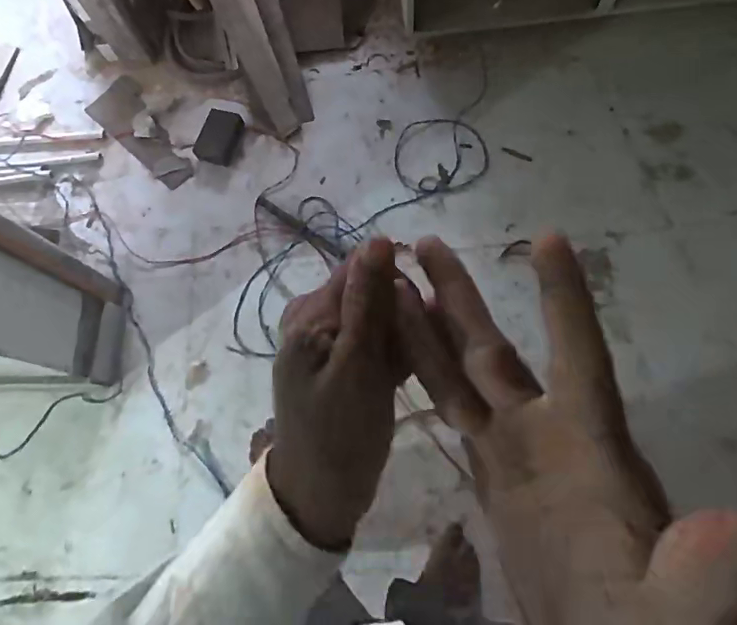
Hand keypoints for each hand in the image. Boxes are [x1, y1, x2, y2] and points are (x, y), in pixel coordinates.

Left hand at [266, 237, 404, 549]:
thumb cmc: (339, 435)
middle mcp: (312, 316)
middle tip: (423, 357)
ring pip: (375, 318)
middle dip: (401, 315)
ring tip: (419, 370)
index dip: (397, 285)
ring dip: (402, 336)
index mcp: (309, 313)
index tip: (427, 316)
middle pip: (369, 292)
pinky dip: (393, 353)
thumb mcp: (358, 367)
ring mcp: (324, 340)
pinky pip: (372, 340)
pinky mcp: (339, 361)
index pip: (359, 269)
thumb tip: (376, 239)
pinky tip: (409, 376)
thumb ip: (366, 303)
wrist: (320, 496)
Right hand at [396, 232, 736, 623]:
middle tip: (429, 243)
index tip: (549, 236)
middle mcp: (547, 430)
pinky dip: (423, 373)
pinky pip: (449, 408)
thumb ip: (708, 575)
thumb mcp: (679, 610)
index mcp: (591, 440)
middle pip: (494, 348)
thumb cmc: (640, 622)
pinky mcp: (490, 474)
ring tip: (395, 283)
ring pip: (462, 372)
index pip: (578, 351)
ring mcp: (514, 451)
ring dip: (428, 327)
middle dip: (462, 295)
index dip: (565, 296)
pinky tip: (398, 348)